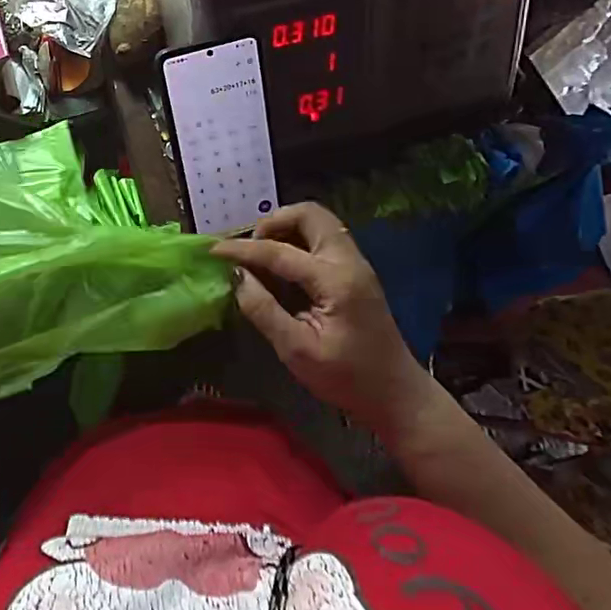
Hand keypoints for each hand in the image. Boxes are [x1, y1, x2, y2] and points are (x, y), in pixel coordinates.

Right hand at [211, 202, 422, 416]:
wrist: (396, 395)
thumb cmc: (347, 378)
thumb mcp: (297, 351)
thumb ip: (264, 310)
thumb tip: (237, 277)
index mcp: (336, 281)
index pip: (280, 251)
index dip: (243, 249)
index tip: (214, 251)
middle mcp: (349, 262)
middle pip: (310, 214)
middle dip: (273, 222)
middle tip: (250, 248)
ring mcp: (356, 265)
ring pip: (318, 222)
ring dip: (286, 229)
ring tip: (261, 257)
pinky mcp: (355, 273)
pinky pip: (323, 239)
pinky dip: (297, 241)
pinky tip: (281, 268)